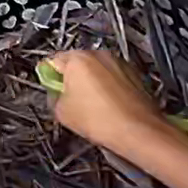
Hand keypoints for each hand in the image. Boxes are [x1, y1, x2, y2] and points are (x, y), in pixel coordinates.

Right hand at [44, 49, 174, 154]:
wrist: (138, 132)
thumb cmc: (104, 121)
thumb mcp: (62, 112)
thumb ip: (53, 96)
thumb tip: (56, 94)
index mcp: (77, 59)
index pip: (52, 61)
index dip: (48, 76)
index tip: (50, 86)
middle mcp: (98, 55)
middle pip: (74, 63)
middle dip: (71, 79)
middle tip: (70, 99)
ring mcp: (117, 63)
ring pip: (94, 69)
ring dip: (90, 82)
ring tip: (91, 106)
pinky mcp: (132, 73)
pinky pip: (111, 76)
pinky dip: (107, 86)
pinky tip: (107, 106)